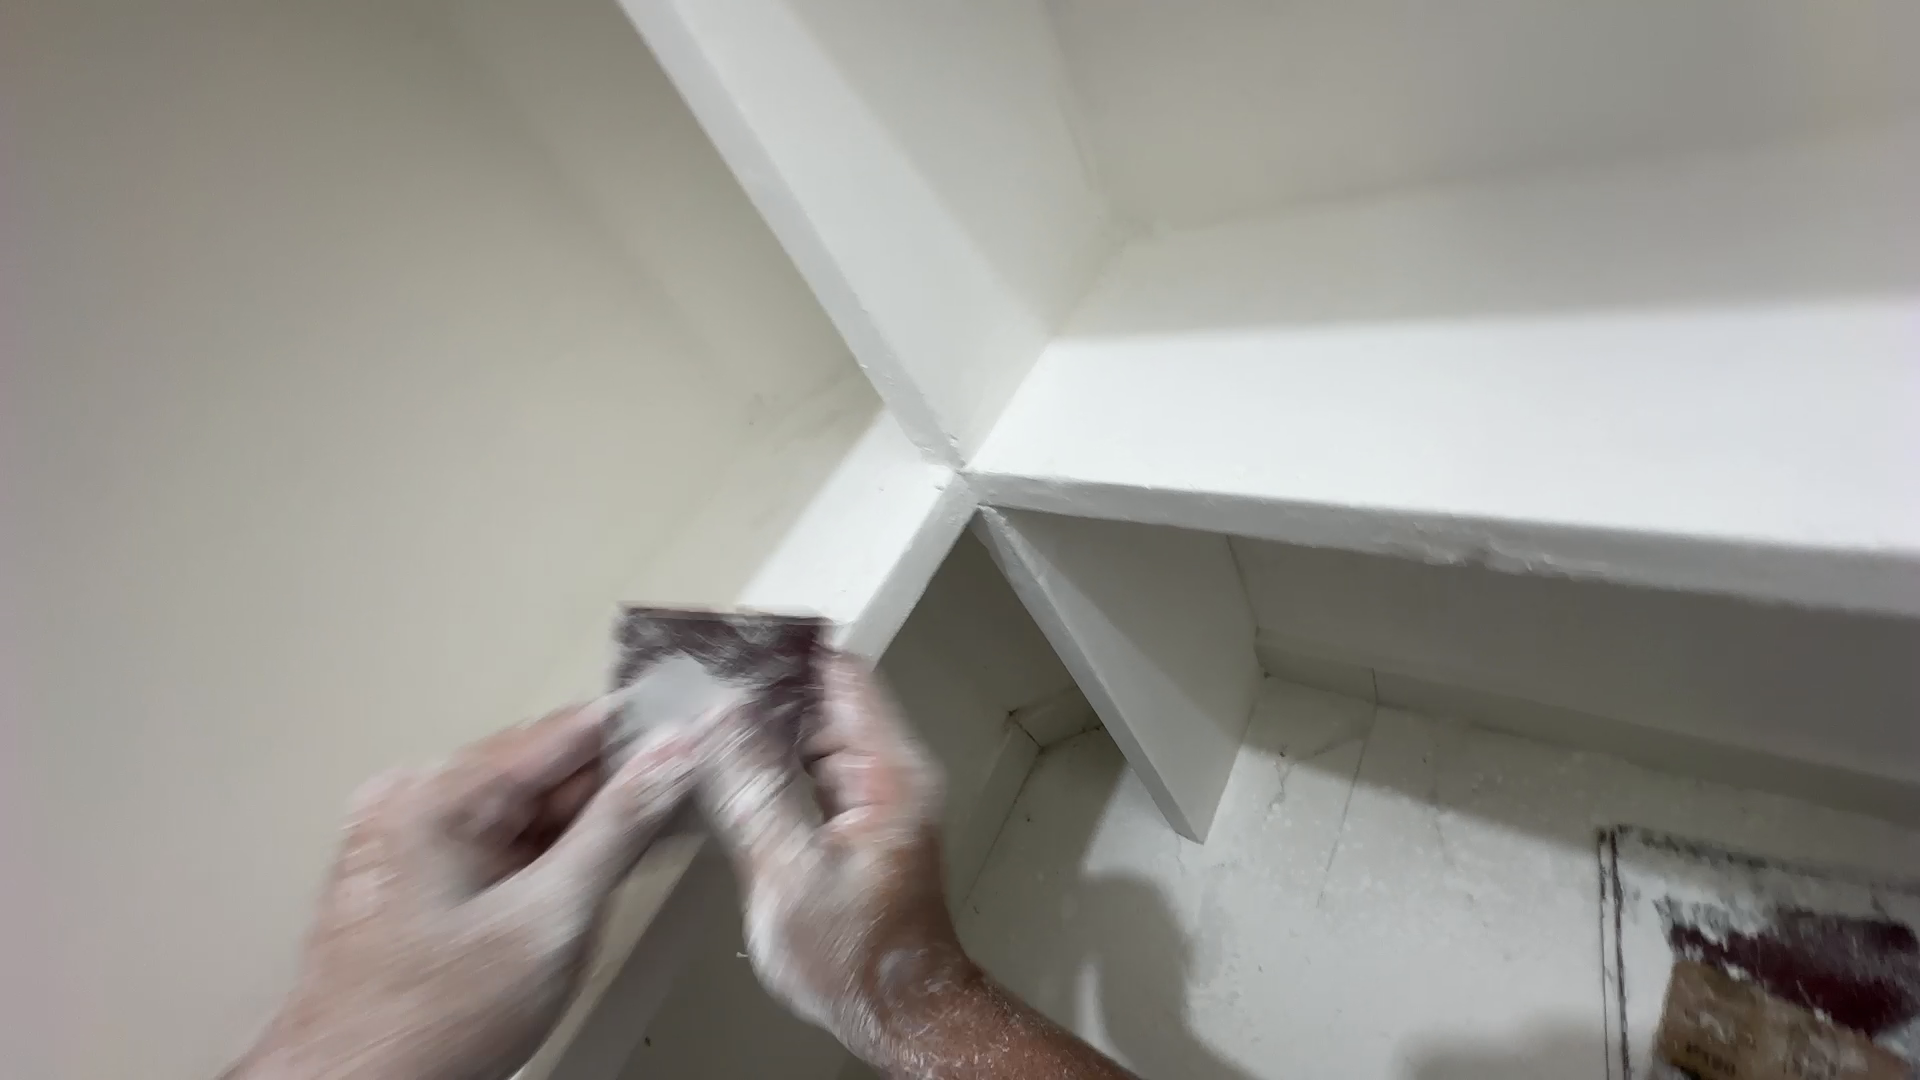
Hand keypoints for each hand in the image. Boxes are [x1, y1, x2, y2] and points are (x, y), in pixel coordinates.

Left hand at [231, 702, 696, 1079]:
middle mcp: (422, 796)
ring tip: (656, 832)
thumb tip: (677, 747)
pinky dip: (566, 844)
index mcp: (439, 793)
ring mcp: (421, 830)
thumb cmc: (440, 1023)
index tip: (704, 728)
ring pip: (541, 799)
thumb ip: (623, 822)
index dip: (642, 727)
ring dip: (598, 817)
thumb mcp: (553, 916)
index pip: (567, 729)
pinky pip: (518, 831)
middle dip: (621, 781)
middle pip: (553, 764)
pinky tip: (606, 859)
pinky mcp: (430, 864)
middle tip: (689, 793)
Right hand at [694, 655, 971, 1066]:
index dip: (796, 652)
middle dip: (775, 683)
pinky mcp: (864, 809)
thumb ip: (754, 790)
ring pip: (824, 727)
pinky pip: (821, 759)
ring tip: (715, 707)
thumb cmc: (853, 953)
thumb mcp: (789, 873)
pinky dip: (783, 751)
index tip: (742, 640)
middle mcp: (892, 767)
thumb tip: (722, 719)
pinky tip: (739, 753)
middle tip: (712, 675)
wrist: (897, 1007)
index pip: (846, 678)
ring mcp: (880, 787)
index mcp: (889, 770)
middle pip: (833, 697)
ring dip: (775, 717)